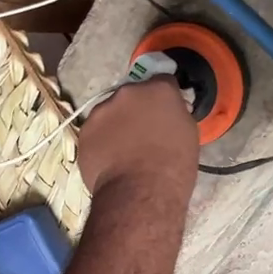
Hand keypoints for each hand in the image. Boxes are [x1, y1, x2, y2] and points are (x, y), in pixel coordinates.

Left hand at [77, 77, 199, 195]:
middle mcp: (128, 92)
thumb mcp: (188, 135)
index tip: (166, 112)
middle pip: (133, 95)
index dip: (165, 98)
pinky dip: (102, 142)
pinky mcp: (84, 131)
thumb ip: (176, 116)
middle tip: (144, 134)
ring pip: (110, 113)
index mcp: (159, 90)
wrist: (140, 192)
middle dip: (137, 110)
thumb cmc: (174, 166)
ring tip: (124, 151)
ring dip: (117, 125)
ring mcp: (102, 110)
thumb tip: (169, 115)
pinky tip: (111, 160)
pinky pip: (96, 132)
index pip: (164, 81)